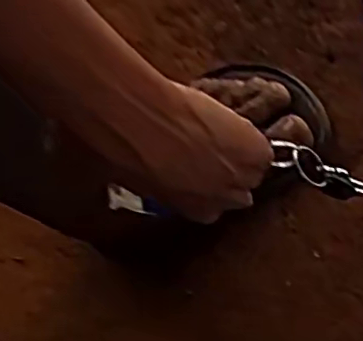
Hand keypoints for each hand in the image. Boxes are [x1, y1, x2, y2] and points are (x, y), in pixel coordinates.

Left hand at [109, 80, 273, 222]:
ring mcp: (247, 178)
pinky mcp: (259, 153)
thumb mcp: (100, 171)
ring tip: (206, 131)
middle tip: (193, 150)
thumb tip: (115, 187)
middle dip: (220, 177)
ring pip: (250, 171)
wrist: (123, 105)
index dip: (194, 189)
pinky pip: (262, 149)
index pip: (208, 208)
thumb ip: (125, 185)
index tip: (179, 173)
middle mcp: (228, 201)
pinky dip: (247, 137)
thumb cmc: (108, 139)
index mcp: (196, 212)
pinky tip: (223, 123)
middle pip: (236, 194)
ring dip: (234, 156)